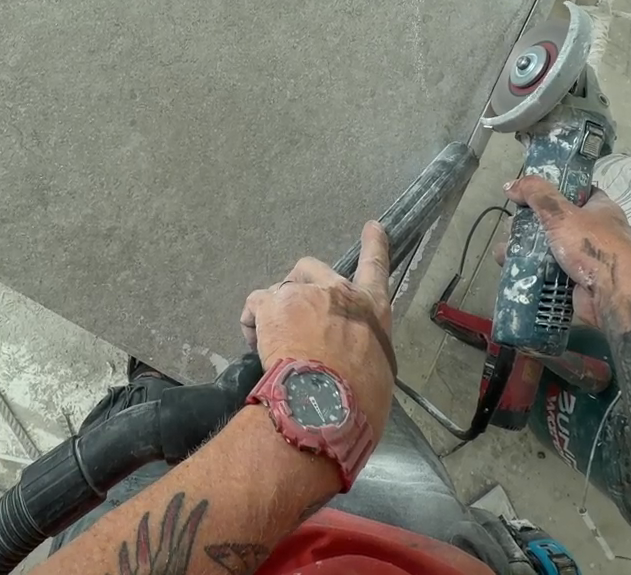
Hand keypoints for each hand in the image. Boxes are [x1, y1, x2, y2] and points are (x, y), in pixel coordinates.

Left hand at [239, 222, 395, 428]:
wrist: (329, 403)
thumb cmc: (362, 397)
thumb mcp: (378, 372)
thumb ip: (363, 352)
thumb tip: (351, 360)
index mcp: (371, 308)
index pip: (376, 269)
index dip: (374, 246)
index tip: (373, 226)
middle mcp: (337, 291)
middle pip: (311, 268)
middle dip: (300, 285)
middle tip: (293, 316)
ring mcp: (303, 293)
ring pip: (281, 289)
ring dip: (277, 311)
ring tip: (274, 344)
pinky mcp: (273, 303)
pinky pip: (256, 303)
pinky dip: (252, 322)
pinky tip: (254, 343)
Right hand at [505, 176, 630, 316]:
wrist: (616, 298)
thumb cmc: (594, 247)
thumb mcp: (561, 212)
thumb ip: (536, 193)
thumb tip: (510, 185)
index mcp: (601, 209)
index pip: (576, 192)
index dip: (553, 188)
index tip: (528, 193)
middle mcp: (596, 232)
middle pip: (556, 220)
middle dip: (530, 222)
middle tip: (510, 225)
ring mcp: (586, 258)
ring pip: (548, 246)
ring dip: (524, 247)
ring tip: (503, 248)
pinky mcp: (575, 280)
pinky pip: (546, 269)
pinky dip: (528, 267)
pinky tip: (509, 264)